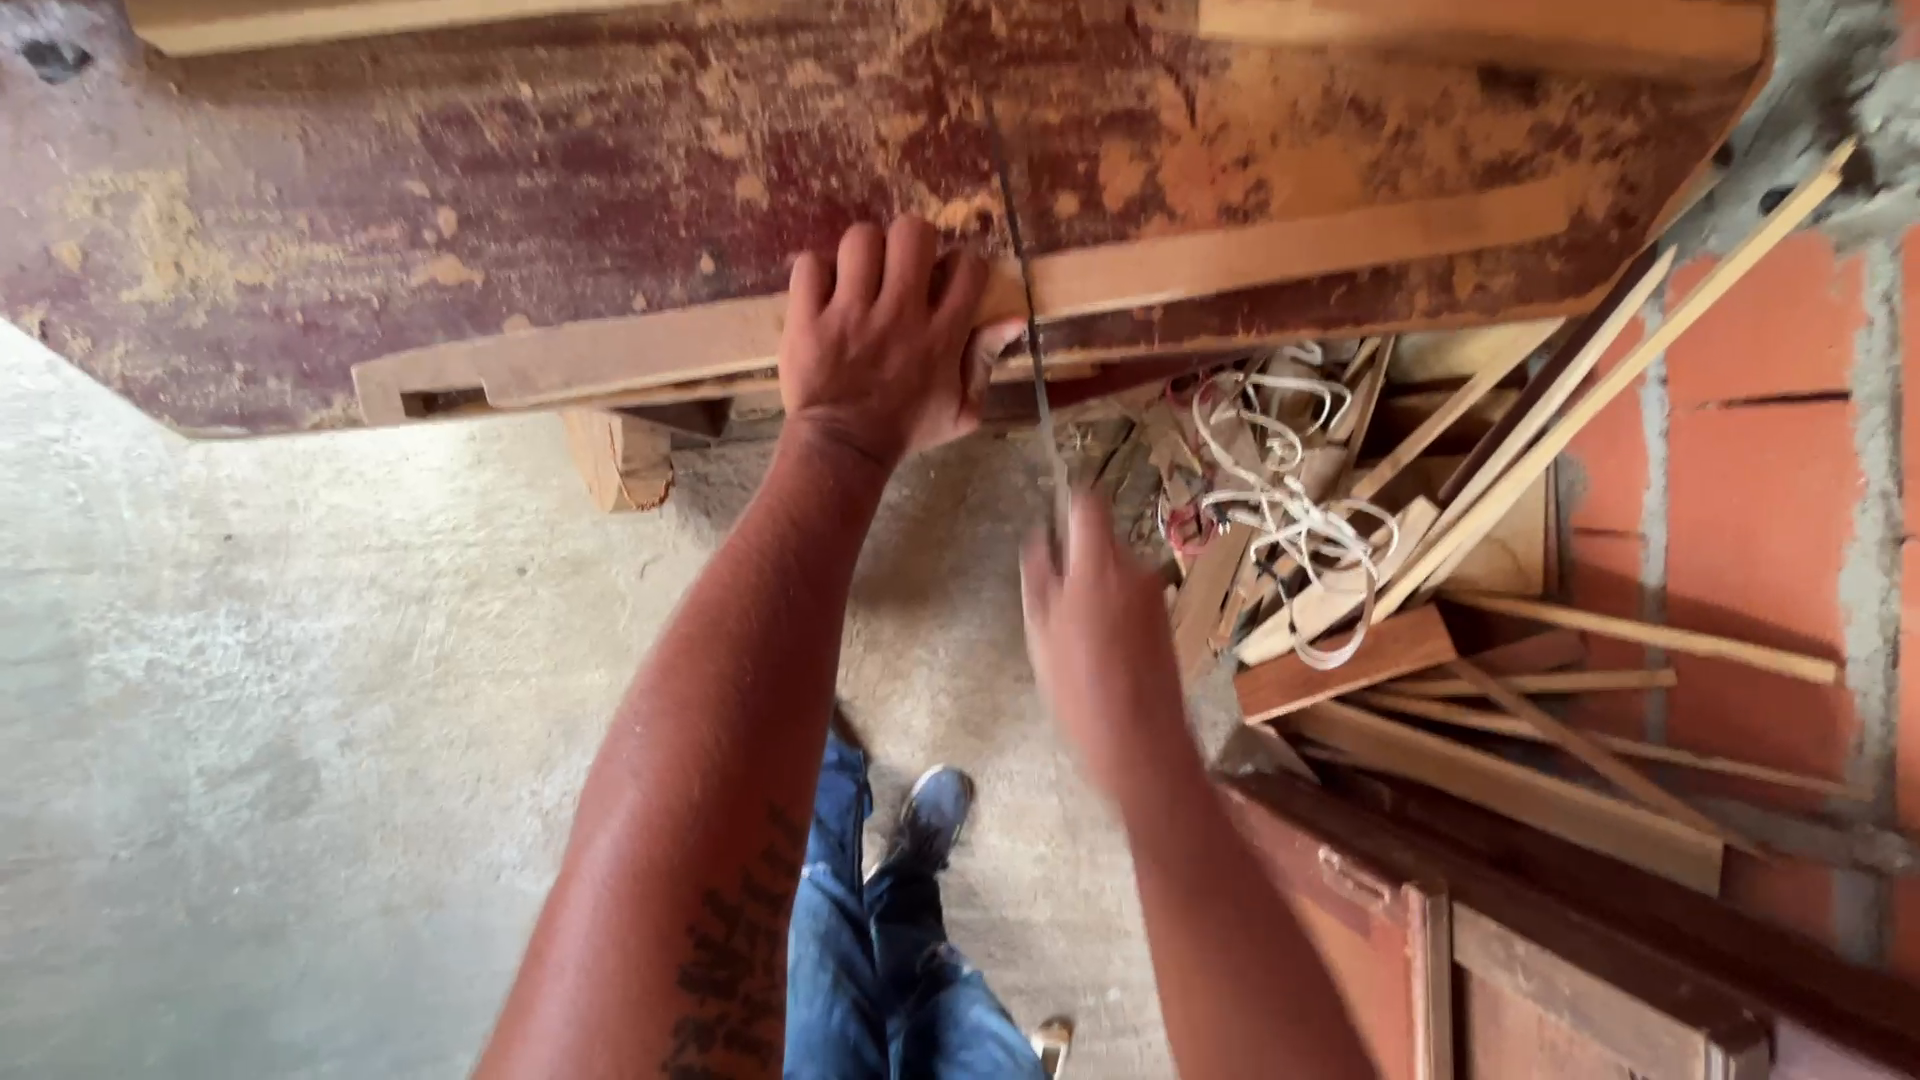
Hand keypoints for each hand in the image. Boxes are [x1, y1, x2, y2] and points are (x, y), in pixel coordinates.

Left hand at [779, 216, 1022, 470]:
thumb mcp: (962, 410)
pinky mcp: (809, 317)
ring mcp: (851, 313)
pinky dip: (818, 273)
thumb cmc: (905, 431)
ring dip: (863, 253)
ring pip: (861, 239)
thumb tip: (1014, 318)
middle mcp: (899, 313)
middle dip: (910, 243)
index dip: (959, 265)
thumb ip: (985, 362)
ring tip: (859, 277)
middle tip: (900, 268)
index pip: (967, 266)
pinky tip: (825, 293)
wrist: (843, 449)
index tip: (944, 281)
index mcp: (941, 335)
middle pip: (913, 233)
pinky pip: (811, 264)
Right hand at [1021, 493, 1194, 800]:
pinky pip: (1131, 595)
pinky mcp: (1165, 618)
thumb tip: (1040, 539)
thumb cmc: (1079, 687)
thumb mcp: (1040, 631)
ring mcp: (1155, 595)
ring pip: (1116, 570)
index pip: (1088, 504)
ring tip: (1076, 632)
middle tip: (1054, 597)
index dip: (1069, 502)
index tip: (1053, 515)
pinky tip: (1101, 647)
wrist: (1141, 740)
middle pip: (1103, 540)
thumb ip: (1039, 575)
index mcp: (1098, 566)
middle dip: (1078, 556)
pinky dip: (1114, 606)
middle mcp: (1134, 570)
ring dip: (1096, 585)